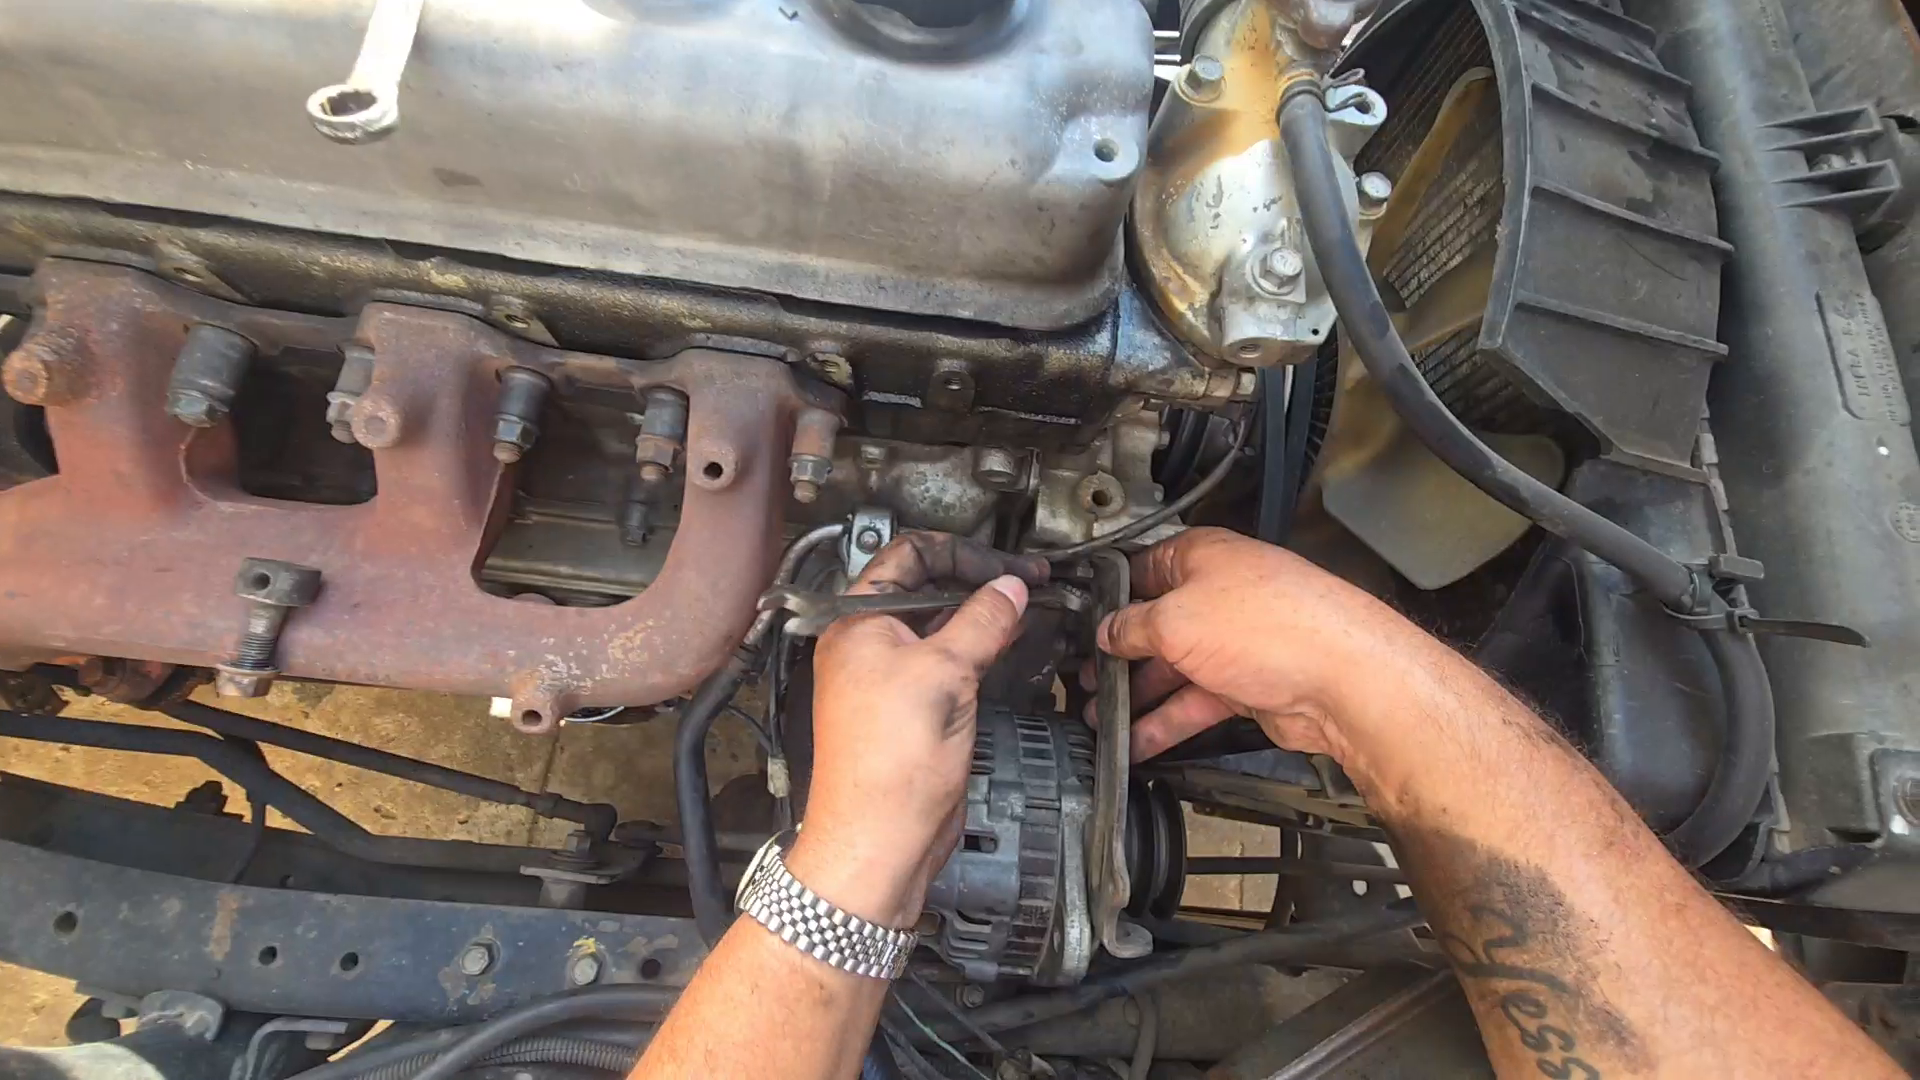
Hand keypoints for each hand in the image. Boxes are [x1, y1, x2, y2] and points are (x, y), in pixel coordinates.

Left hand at [796, 533, 1049, 927]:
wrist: (881, 839)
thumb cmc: (889, 760)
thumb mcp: (944, 673)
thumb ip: (981, 622)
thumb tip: (1010, 588)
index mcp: (857, 619)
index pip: (909, 556)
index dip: (961, 552)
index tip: (1006, 563)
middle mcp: (869, 640)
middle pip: (927, 586)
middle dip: (978, 580)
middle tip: (1026, 582)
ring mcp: (891, 672)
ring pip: (941, 623)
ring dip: (982, 614)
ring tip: (1027, 608)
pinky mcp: (913, 702)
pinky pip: (947, 658)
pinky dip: (978, 646)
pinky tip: (1010, 641)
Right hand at [1092, 527, 1453, 781]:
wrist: (1345, 681)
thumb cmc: (1270, 627)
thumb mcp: (1174, 620)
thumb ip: (1130, 627)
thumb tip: (1108, 631)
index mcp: (1199, 557)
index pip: (1139, 571)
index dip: (1107, 598)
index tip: (1081, 623)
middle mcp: (1217, 594)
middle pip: (1154, 624)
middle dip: (1117, 656)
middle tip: (1085, 678)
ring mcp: (1234, 640)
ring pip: (1173, 668)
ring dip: (1136, 695)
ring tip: (1100, 717)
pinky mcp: (1247, 683)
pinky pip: (1195, 701)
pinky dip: (1166, 722)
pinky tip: (1137, 742)